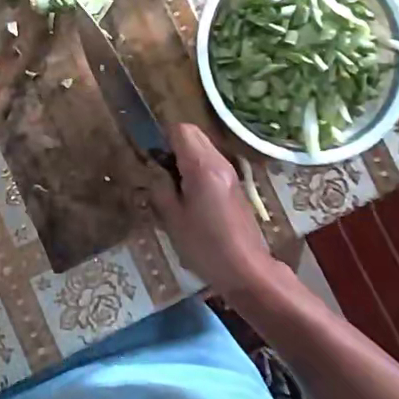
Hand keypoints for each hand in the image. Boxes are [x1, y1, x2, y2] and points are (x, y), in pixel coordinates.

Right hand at [145, 124, 274, 296]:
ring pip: (205, 147)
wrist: (246, 268)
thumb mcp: (173, 219)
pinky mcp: (236, 184)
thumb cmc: (205, 246)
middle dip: (174, 145)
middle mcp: (220, 162)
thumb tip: (154, 168)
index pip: (181, 130)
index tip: (152, 156)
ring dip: (187, 157)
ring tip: (174, 186)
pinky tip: (191, 195)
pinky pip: (213, 162)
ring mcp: (231, 172)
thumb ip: (161, 188)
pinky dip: (199, 168)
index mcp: (203, 167)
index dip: (162, 137)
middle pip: (194, 134)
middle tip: (161, 171)